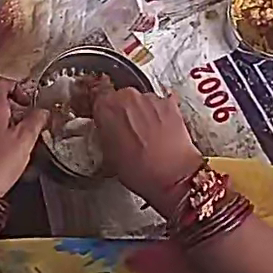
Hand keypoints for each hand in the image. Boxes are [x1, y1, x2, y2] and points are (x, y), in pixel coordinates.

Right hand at [93, 89, 202, 210]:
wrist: (173, 176)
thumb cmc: (140, 170)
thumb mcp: (108, 156)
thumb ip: (105, 135)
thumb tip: (107, 132)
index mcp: (106, 108)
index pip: (98, 97)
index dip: (103, 109)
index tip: (105, 116)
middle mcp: (127, 97)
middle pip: (120, 97)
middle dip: (123, 111)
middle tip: (127, 131)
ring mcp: (150, 99)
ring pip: (141, 100)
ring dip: (142, 112)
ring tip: (147, 135)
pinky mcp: (170, 103)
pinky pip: (160, 105)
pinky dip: (160, 114)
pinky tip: (161, 131)